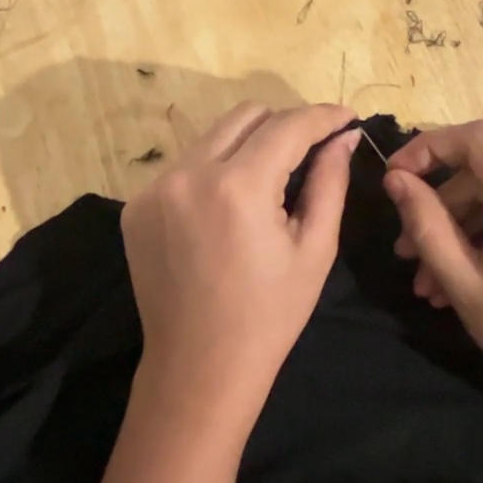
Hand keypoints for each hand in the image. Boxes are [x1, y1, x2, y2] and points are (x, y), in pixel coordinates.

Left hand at [122, 102, 358, 416]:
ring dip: (246, 147)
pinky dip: (212, 173)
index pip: (287, 125)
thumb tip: (342, 139)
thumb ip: (329, 183)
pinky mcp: (136, 207)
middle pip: (244, 116)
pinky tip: (227, 211)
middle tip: (311, 151)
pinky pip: (183, 168)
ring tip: (269, 183)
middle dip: (283, 124)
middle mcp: (189, 174)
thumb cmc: (269, 316)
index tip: (346, 118)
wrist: (198, 366)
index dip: (323, 116)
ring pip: (210, 138)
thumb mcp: (314, 250)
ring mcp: (154, 189)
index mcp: (239, 186)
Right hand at [382, 121, 482, 432]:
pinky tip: (465, 275)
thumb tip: (395, 179)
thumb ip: (427, 225)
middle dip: (442, 207)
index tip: (393, 177)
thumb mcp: (466, 286)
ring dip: (462, 229)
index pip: (480, 140)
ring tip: (429, 280)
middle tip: (406, 252)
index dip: (429, 148)